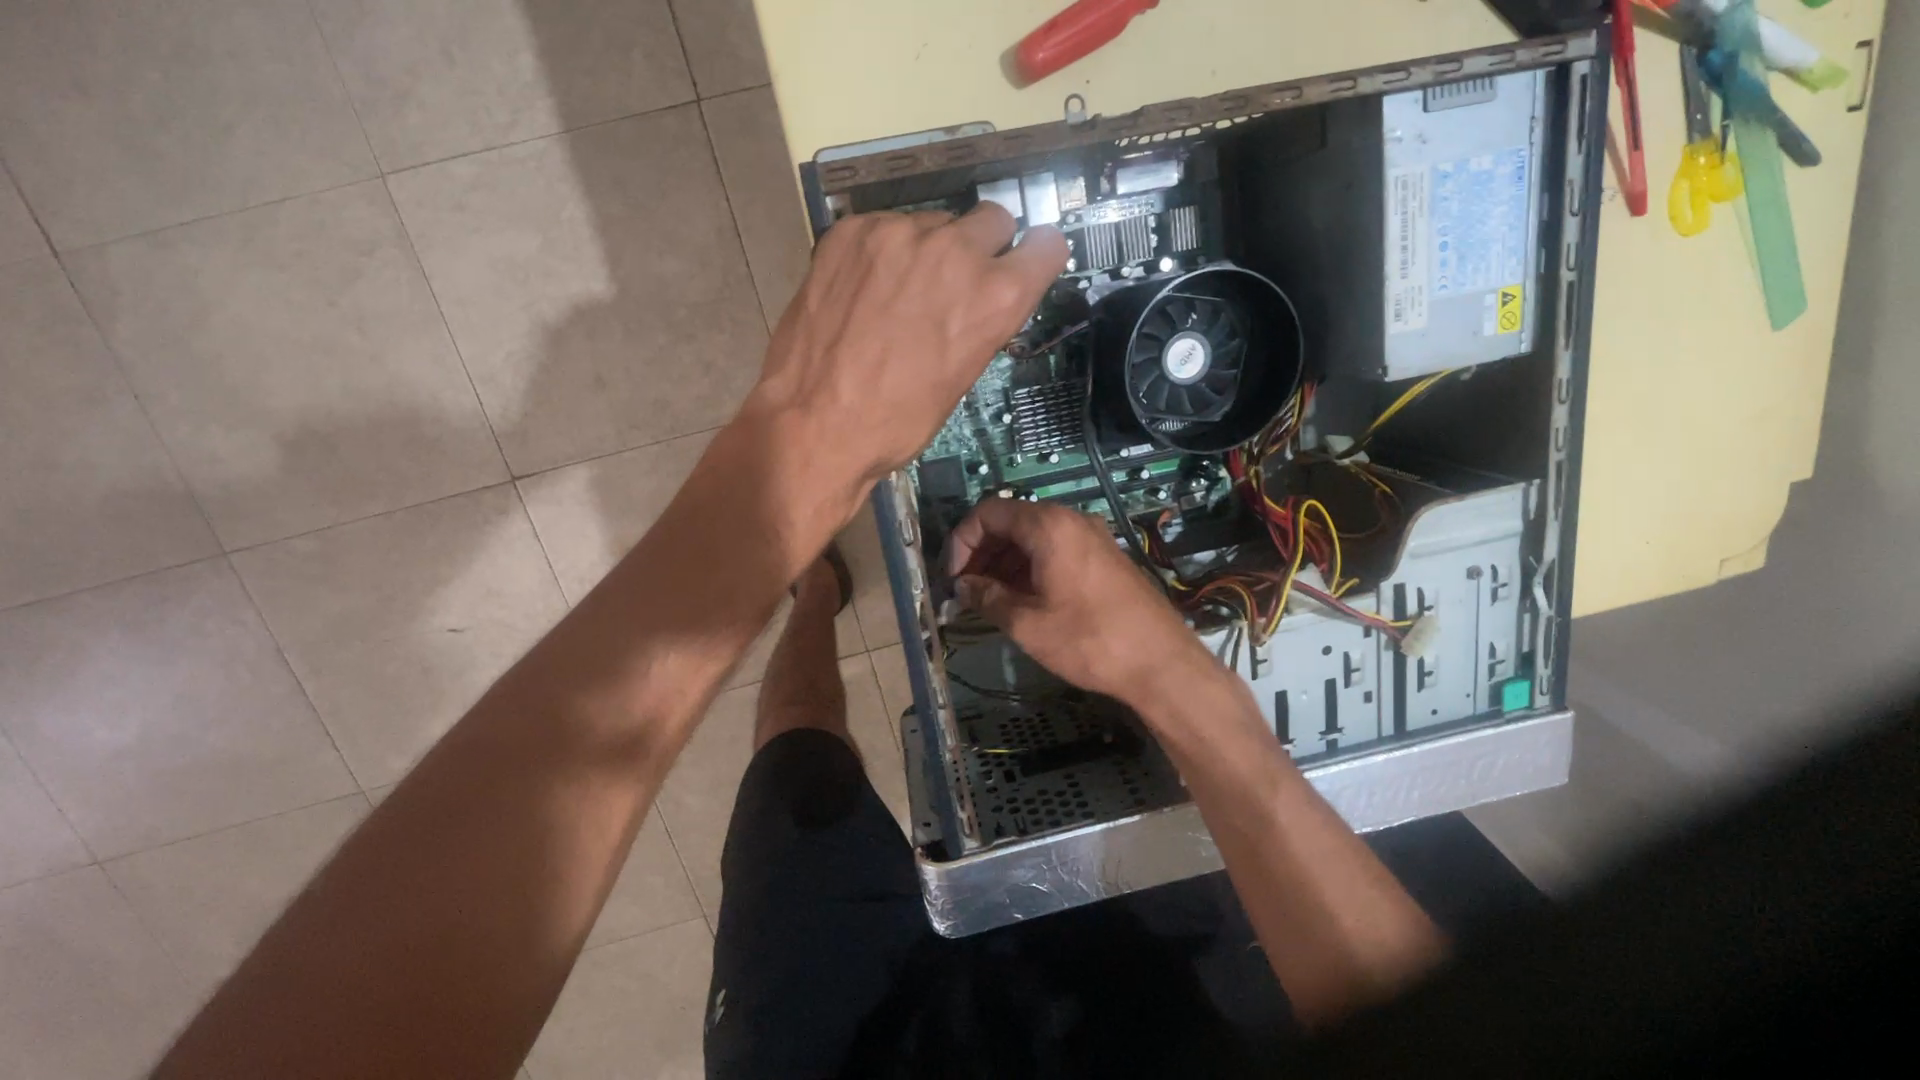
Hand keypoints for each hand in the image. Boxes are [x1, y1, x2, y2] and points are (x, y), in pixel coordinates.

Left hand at [743, 204, 1067, 489]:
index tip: (1021, 266)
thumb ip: (980, 321)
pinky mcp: (852, 231)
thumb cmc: (896, 421)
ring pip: (933, 223)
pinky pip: (883, 227)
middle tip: (953, 282)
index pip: (1046, 246)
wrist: (814, 423)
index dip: (1033, 258)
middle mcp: (956, 251)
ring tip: (896, 294)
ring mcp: (899, 234)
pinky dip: (880, 252)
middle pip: (992, 219)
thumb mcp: (962, 376)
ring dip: (926, 249)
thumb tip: (977, 298)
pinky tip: (862, 290)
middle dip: (981, 246)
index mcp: (996, 297)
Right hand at [945, 498, 1221, 707]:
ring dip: (1003, 563)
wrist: (1160, 663)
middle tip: (964, 590)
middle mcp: (1071, 520)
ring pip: (1033, 537)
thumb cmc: (1089, 639)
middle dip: (981, 552)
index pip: (989, 512)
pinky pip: (1055, 550)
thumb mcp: (1027, 623)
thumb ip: (988, 598)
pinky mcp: (1104, 558)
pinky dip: (1029, 568)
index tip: (952, 577)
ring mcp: (1092, 537)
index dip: (962, 540)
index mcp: (1049, 526)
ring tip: (987, 600)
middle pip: (1011, 521)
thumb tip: (962, 586)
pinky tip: (1020, 600)